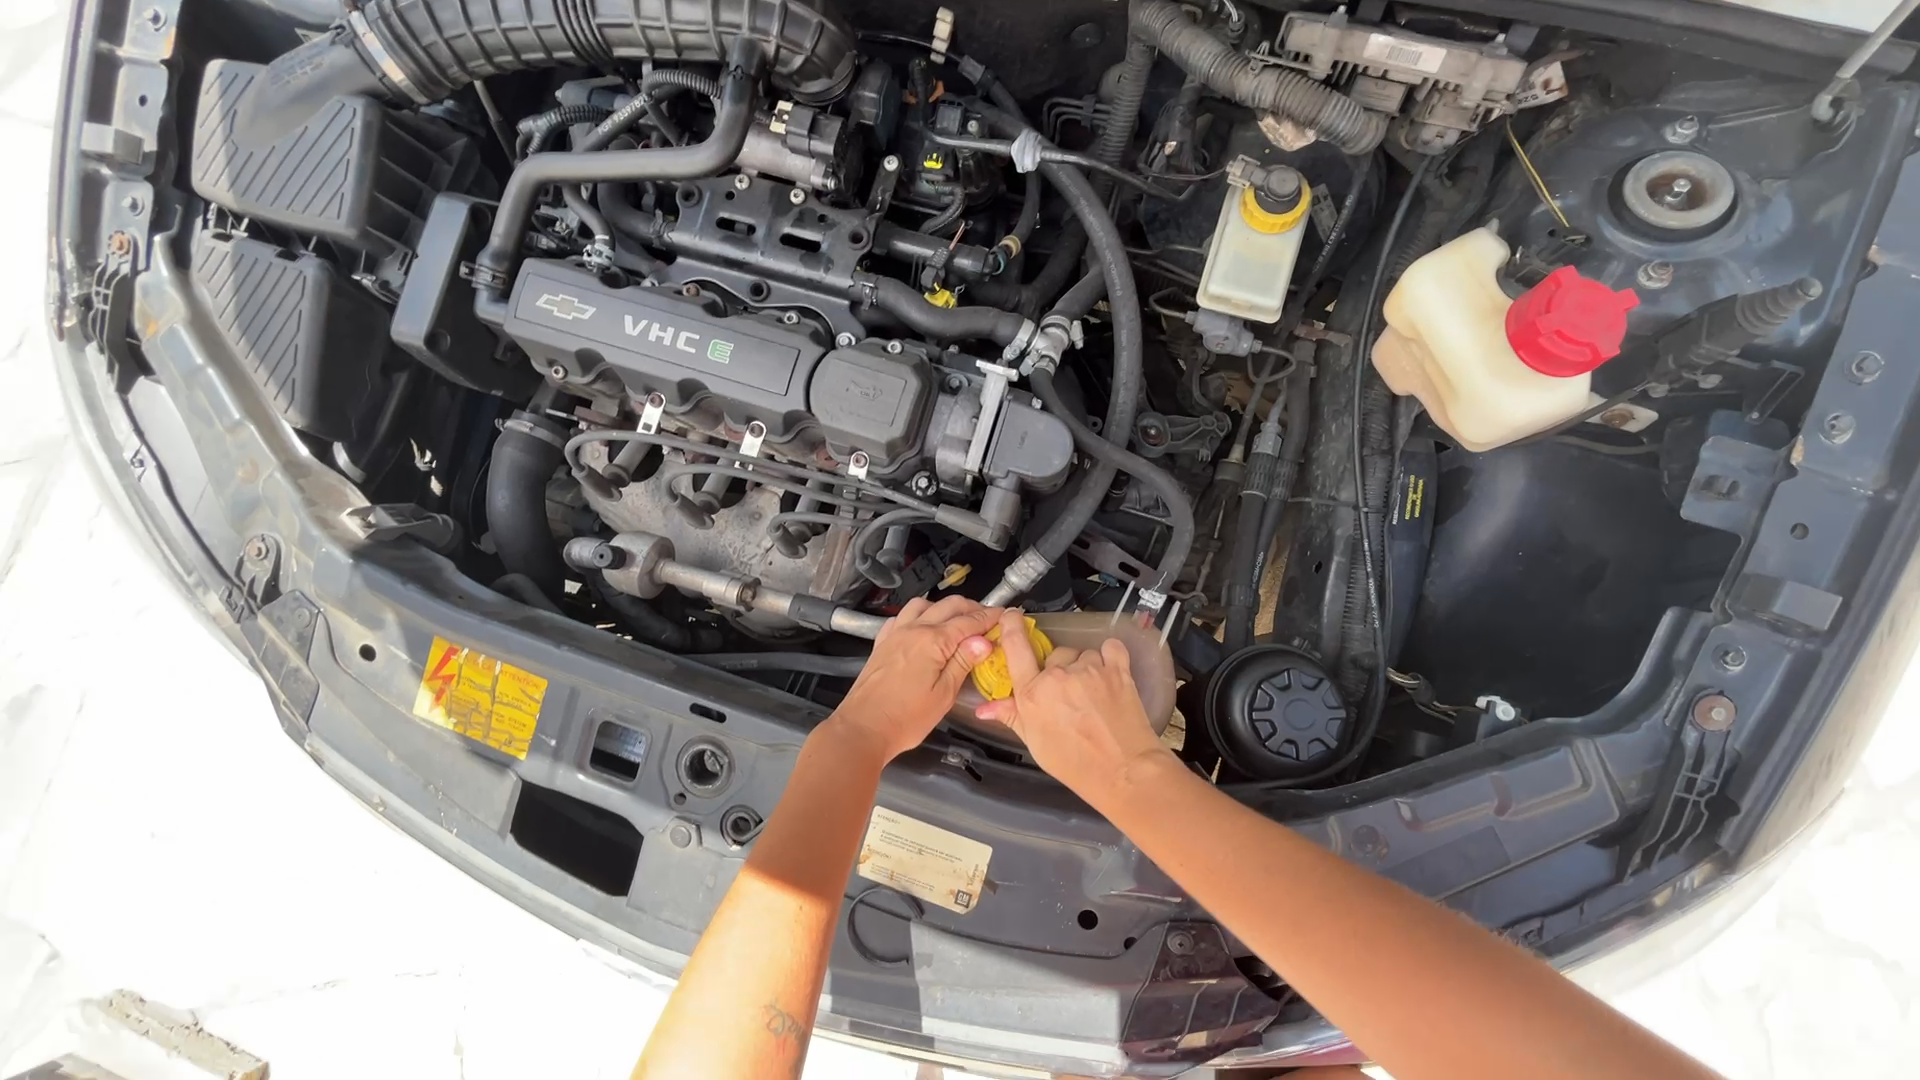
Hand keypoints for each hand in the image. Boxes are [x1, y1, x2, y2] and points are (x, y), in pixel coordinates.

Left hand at [826, 596, 1002, 762]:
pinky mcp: (882, 643)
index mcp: (932, 641)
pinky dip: (920, 614)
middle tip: (988, 617)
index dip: (989, 617)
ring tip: (958, 619)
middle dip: (972, 608)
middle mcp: (913, 630)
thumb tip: (984, 640)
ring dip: (944, 607)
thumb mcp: (944, 694)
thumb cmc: (905, 718)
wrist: (863, 728)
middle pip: (948, 606)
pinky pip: (903, 616)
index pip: (968, 622)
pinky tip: (924, 625)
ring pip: (924, 605)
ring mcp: (895, 634)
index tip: (1004, 615)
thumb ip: (963, 662)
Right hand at [974, 609, 1173, 804]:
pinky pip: (1110, 648)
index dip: (1010, 626)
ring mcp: (1090, 669)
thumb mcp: (1034, 743)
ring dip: (1083, 666)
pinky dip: (1109, 655)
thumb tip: (984, 708)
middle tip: (1066, 695)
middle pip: (1053, 655)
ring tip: (1090, 693)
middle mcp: (1059, 675)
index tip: (1011, 616)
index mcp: (1033, 693)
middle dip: (1057, 669)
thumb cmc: (1076, 763)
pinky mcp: (1117, 669)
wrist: (1124, 771)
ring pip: (1081, 654)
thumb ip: (1011, 716)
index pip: (1015, 646)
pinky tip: (1108, 673)